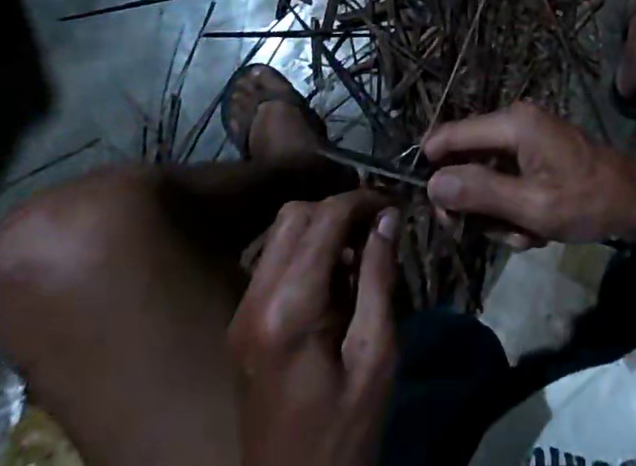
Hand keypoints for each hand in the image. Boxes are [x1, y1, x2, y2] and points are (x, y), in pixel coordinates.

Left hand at [228, 190, 399, 465]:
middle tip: (377, 228)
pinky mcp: (242, 322)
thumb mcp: (375, 356)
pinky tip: (336, 279)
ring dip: (321, 228)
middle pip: (293, 215)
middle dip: (338, 210)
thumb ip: (378, 280)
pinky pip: (273, 262)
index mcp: (289, 309)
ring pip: (280, 234)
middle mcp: (254, 299)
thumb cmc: (344, 433)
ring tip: (361, 253)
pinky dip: (306, 252)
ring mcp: (242, 311)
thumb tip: (388, 217)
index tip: (394, 206)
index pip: (323, 220)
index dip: (361, 201)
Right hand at [423, 100, 635, 243]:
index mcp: (513, 123)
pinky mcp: (535, 155)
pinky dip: (513, 208)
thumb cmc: (588, 202)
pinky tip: (535, 230)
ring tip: (525, 235)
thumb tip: (431, 183)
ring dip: (497, 213)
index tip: (433, 208)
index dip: (432, 168)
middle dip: (473, 202)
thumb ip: (479, 193)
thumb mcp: (531, 206)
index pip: (450, 136)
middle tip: (482, 234)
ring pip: (485, 178)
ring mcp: (526, 138)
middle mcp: (515, 122)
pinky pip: (505, 181)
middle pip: (466, 160)